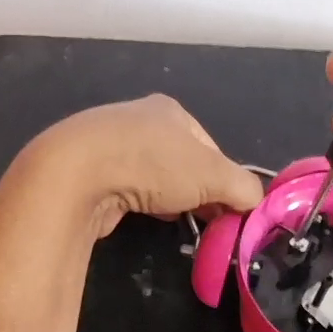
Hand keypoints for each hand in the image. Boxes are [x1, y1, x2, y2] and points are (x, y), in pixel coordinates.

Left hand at [20, 95, 263, 236]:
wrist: (76, 174)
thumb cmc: (152, 165)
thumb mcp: (213, 175)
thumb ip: (243, 188)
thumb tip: (256, 203)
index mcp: (171, 111)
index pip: (212, 148)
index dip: (225, 180)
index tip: (229, 210)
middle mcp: (140, 119)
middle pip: (183, 162)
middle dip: (197, 192)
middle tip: (206, 220)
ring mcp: (110, 144)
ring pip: (154, 177)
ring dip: (169, 200)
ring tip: (176, 221)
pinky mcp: (89, 172)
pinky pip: (128, 189)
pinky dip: (141, 204)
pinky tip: (144, 217)